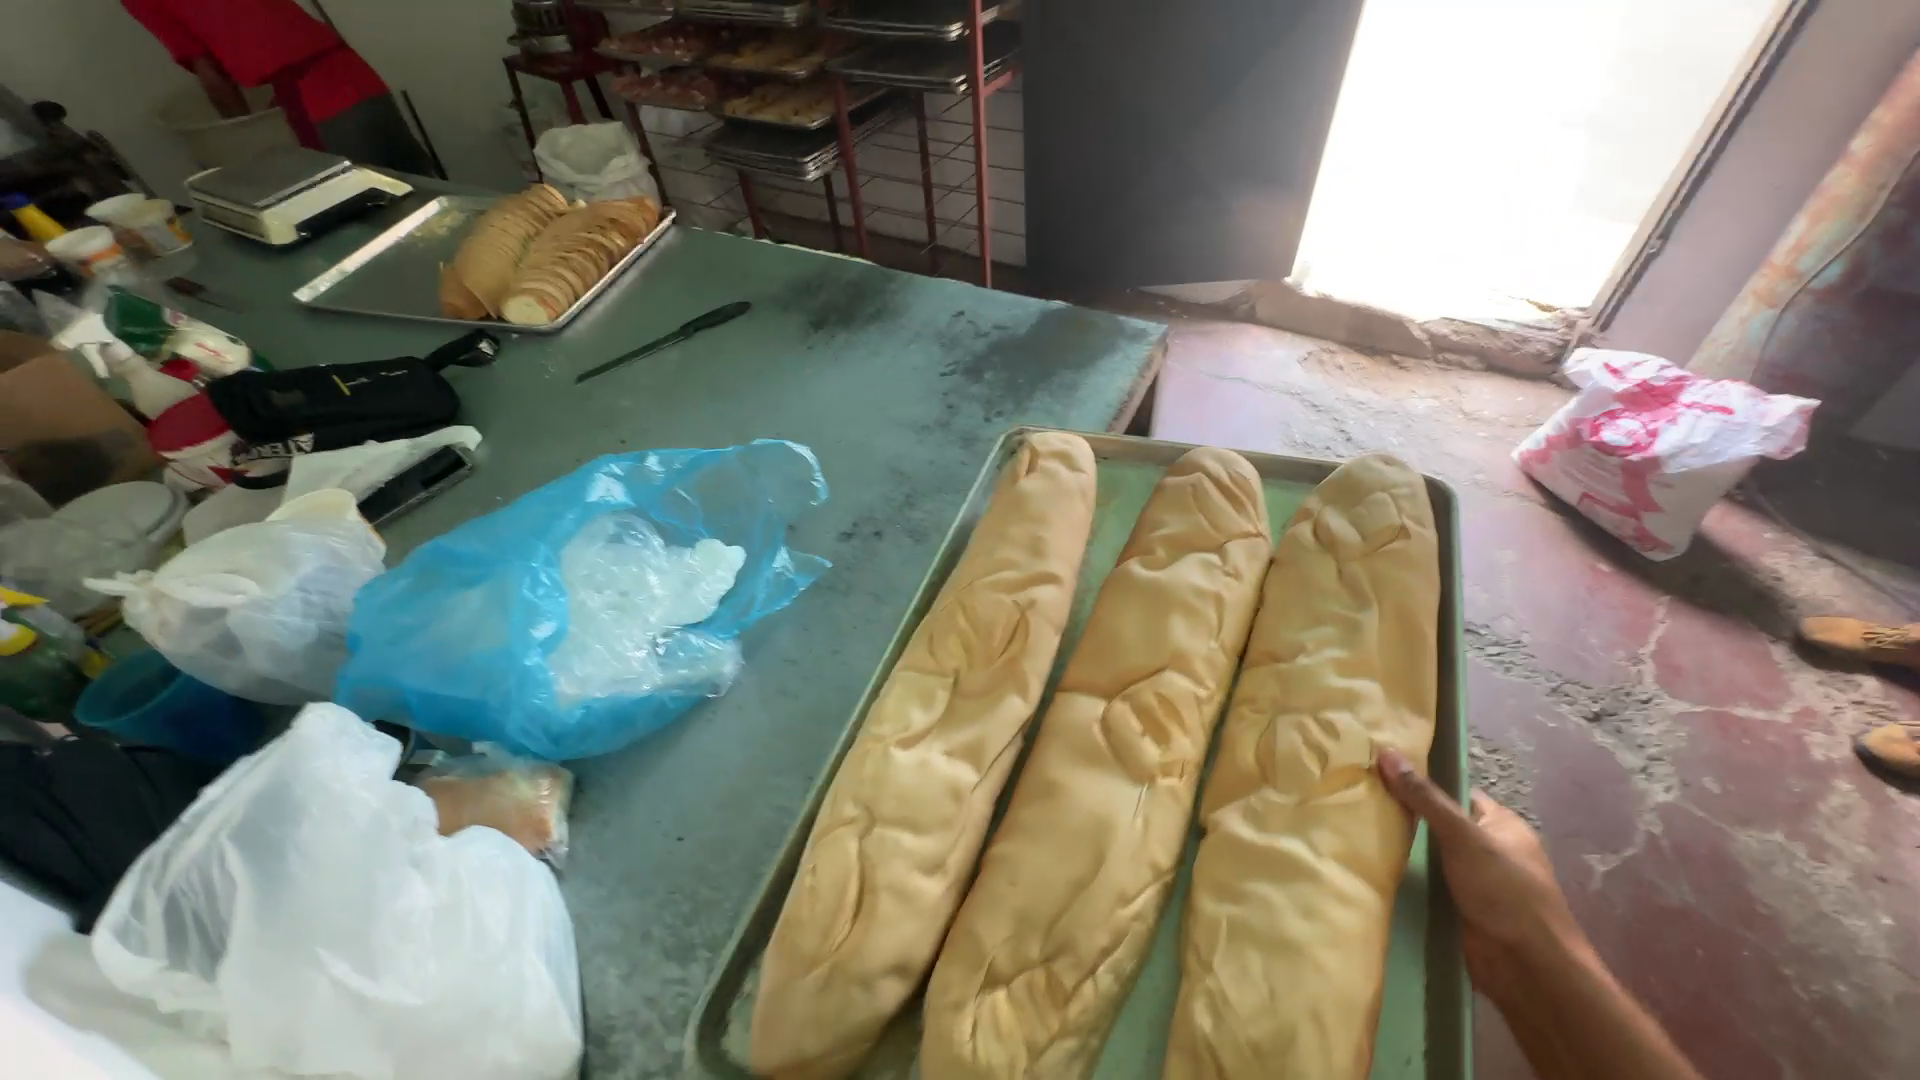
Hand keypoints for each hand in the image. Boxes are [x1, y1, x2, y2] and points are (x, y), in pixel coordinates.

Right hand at [1376, 747, 1588, 995]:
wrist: (1528, 968)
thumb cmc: (1505, 892)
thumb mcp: (1463, 835)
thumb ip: (1424, 796)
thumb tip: (1387, 750)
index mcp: (1502, 824)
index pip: (1455, 792)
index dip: (1420, 782)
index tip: (1378, 774)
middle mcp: (1490, 849)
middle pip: (1438, 823)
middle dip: (1404, 815)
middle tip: (1358, 800)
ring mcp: (1475, 881)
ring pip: (1428, 855)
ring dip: (1401, 849)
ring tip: (1354, 829)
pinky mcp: (1459, 908)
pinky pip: (1426, 883)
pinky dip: (1405, 877)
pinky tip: (1372, 867)